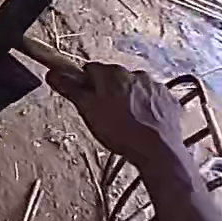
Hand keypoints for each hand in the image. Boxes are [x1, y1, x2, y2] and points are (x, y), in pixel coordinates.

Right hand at [46, 63, 189, 179]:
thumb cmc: (120, 130)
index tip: (84, 98)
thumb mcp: (87, 110)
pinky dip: (145, 106)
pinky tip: (141, 122)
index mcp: (112, 74)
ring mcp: (154, 86)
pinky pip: (151, 97)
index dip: (84, 84)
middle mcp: (134, 74)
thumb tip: (53, 73)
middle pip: (113, 78)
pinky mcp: (168, 99)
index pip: (90, 70)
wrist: (156, 150)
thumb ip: (70, 88)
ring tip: (124, 120)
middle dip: (106, 91)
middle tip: (103, 113)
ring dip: (127, 98)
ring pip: (133, 87)